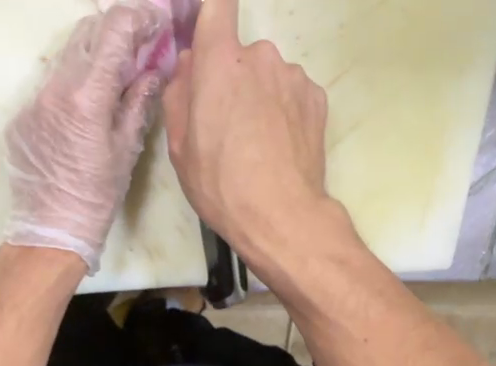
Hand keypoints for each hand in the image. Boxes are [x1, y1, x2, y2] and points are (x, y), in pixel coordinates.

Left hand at [3, 3, 166, 271]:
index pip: (113, 27)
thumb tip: (150, 72)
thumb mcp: (125, 151)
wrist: (48, 237)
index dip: (139, 18)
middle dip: (114, 35)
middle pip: (85, 35)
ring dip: (90, 62)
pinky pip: (46, 91)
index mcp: (85, 96)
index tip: (154, 26)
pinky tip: (80, 117)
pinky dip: (68, 91)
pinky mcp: (18, 122)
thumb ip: (138, 102)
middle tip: (135, 52)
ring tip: (109, 85)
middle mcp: (52, 91)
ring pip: (63, 61)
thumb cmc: (94, 201)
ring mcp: (30, 105)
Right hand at [162, 0, 337, 263]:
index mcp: (219, 63)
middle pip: (239, 56)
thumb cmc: (221, 184)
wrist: (281, 215)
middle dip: (229, 81)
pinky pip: (289, 95)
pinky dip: (281, 113)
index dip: (210, 12)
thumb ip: (179, 97)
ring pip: (266, 77)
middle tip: (222, 128)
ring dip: (257, 99)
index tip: (207, 29)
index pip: (217, 7)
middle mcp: (259, 56)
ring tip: (252, 146)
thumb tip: (188, 67)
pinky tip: (275, 148)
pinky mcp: (316, 96)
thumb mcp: (180, 150)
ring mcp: (292, 75)